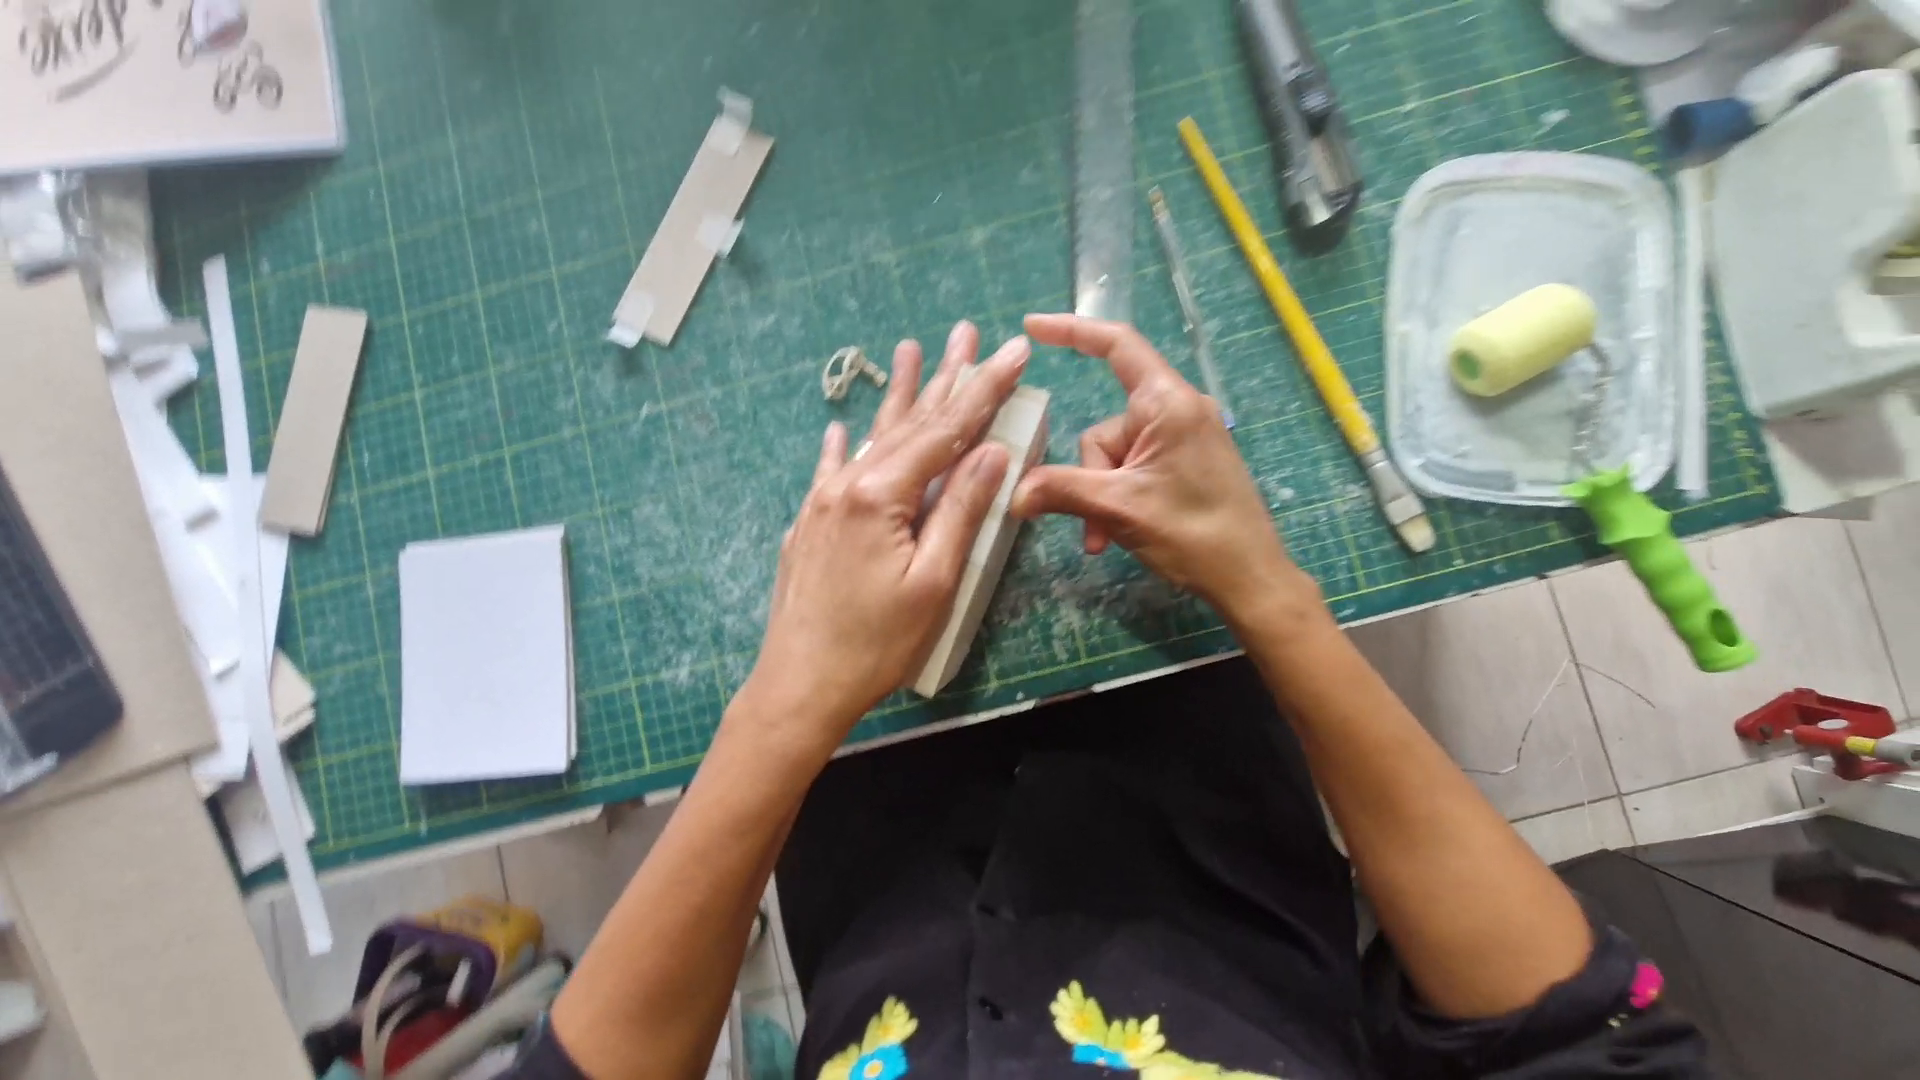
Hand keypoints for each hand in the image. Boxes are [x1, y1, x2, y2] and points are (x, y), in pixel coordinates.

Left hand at [733, 322, 1027, 752]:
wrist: (798, 685)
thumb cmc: (876, 644)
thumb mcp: (933, 581)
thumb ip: (961, 510)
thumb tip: (992, 451)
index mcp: (881, 495)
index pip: (945, 431)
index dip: (984, 390)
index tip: (1015, 351)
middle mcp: (847, 486)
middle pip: (908, 423)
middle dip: (944, 377)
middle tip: (966, 332)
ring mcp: (822, 503)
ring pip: (871, 440)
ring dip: (896, 397)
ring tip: (908, 351)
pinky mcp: (809, 525)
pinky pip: (832, 471)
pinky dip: (845, 446)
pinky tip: (842, 427)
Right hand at [1010, 314, 1321, 627]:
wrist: (1250, 578)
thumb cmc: (1193, 533)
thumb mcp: (1118, 508)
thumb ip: (1060, 490)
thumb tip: (1013, 492)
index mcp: (1167, 403)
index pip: (1116, 345)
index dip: (1072, 330)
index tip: (1032, 327)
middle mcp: (1177, 410)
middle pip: (1104, 427)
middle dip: (1088, 476)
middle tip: (1094, 521)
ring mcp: (1183, 437)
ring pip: (1114, 457)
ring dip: (1101, 498)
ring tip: (1107, 536)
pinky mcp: (1186, 462)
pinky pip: (1135, 469)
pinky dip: (1119, 499)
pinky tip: (1118, 533)